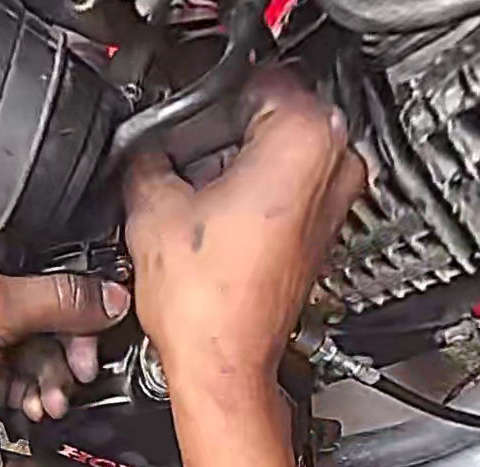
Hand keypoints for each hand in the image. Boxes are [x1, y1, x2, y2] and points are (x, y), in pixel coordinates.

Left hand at [0, 231, 130, 461]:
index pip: (60, 264)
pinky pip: (41, 382)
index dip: (86, 294)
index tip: (102, 321)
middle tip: (78, 369)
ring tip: (50, 398)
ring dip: (58, 380)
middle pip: (64, 315)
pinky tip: (33, 406)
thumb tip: (111, 296)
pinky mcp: (2, 375)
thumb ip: (56, 299)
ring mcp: (1, 338)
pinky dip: (42, 396)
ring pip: (55, 354)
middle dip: (72, 348)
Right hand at [121, 72, 365, 466]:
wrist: (222, 370)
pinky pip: (278, 200)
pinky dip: (245, 207)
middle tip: (174, 176)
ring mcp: (330, 208)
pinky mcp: (314, 241)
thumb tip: (144, 156)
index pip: (249, 82)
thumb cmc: (206, 311)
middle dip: (214, 143)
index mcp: (305, 140)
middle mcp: (334, 168)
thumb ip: (145, 164)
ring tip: (189, 212)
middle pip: (263, 122)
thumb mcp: (153, 216)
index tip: (174, 134)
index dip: (198, 109)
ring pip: (271, 163)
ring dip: (227, 176)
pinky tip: (208, 235)